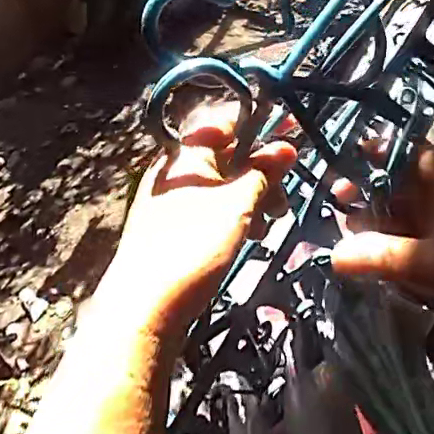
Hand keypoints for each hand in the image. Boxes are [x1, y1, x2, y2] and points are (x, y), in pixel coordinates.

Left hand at [96, 101, 297, 337]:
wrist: (143, 311)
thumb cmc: (192, 247)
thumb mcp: (238, 205)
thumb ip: (263, 173)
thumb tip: (285, 148)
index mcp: (186, 154)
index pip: (227, 122)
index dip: (261, 125)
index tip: (290, 135)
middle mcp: (176, 171)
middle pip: (227, 156)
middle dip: (261, 170)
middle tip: (283, 193)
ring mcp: (172, 201)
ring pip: (222, 185)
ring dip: (252, 196)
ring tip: (270, 221)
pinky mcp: (172, 228)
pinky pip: (212, 208)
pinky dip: (235, 215)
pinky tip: (251, 234)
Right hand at [329, 142, 433, 361]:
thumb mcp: (429, 265)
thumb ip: (379, 256)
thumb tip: (332, 253)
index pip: (407, 150)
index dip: (374, 151)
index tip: (340, 161)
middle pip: (398, 182)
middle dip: (367, 191)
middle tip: (333, 201)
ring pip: (402, 215)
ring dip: (374, 222)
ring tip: (342, 233)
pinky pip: (409, 242)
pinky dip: (388, 246)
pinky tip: (365, 259)